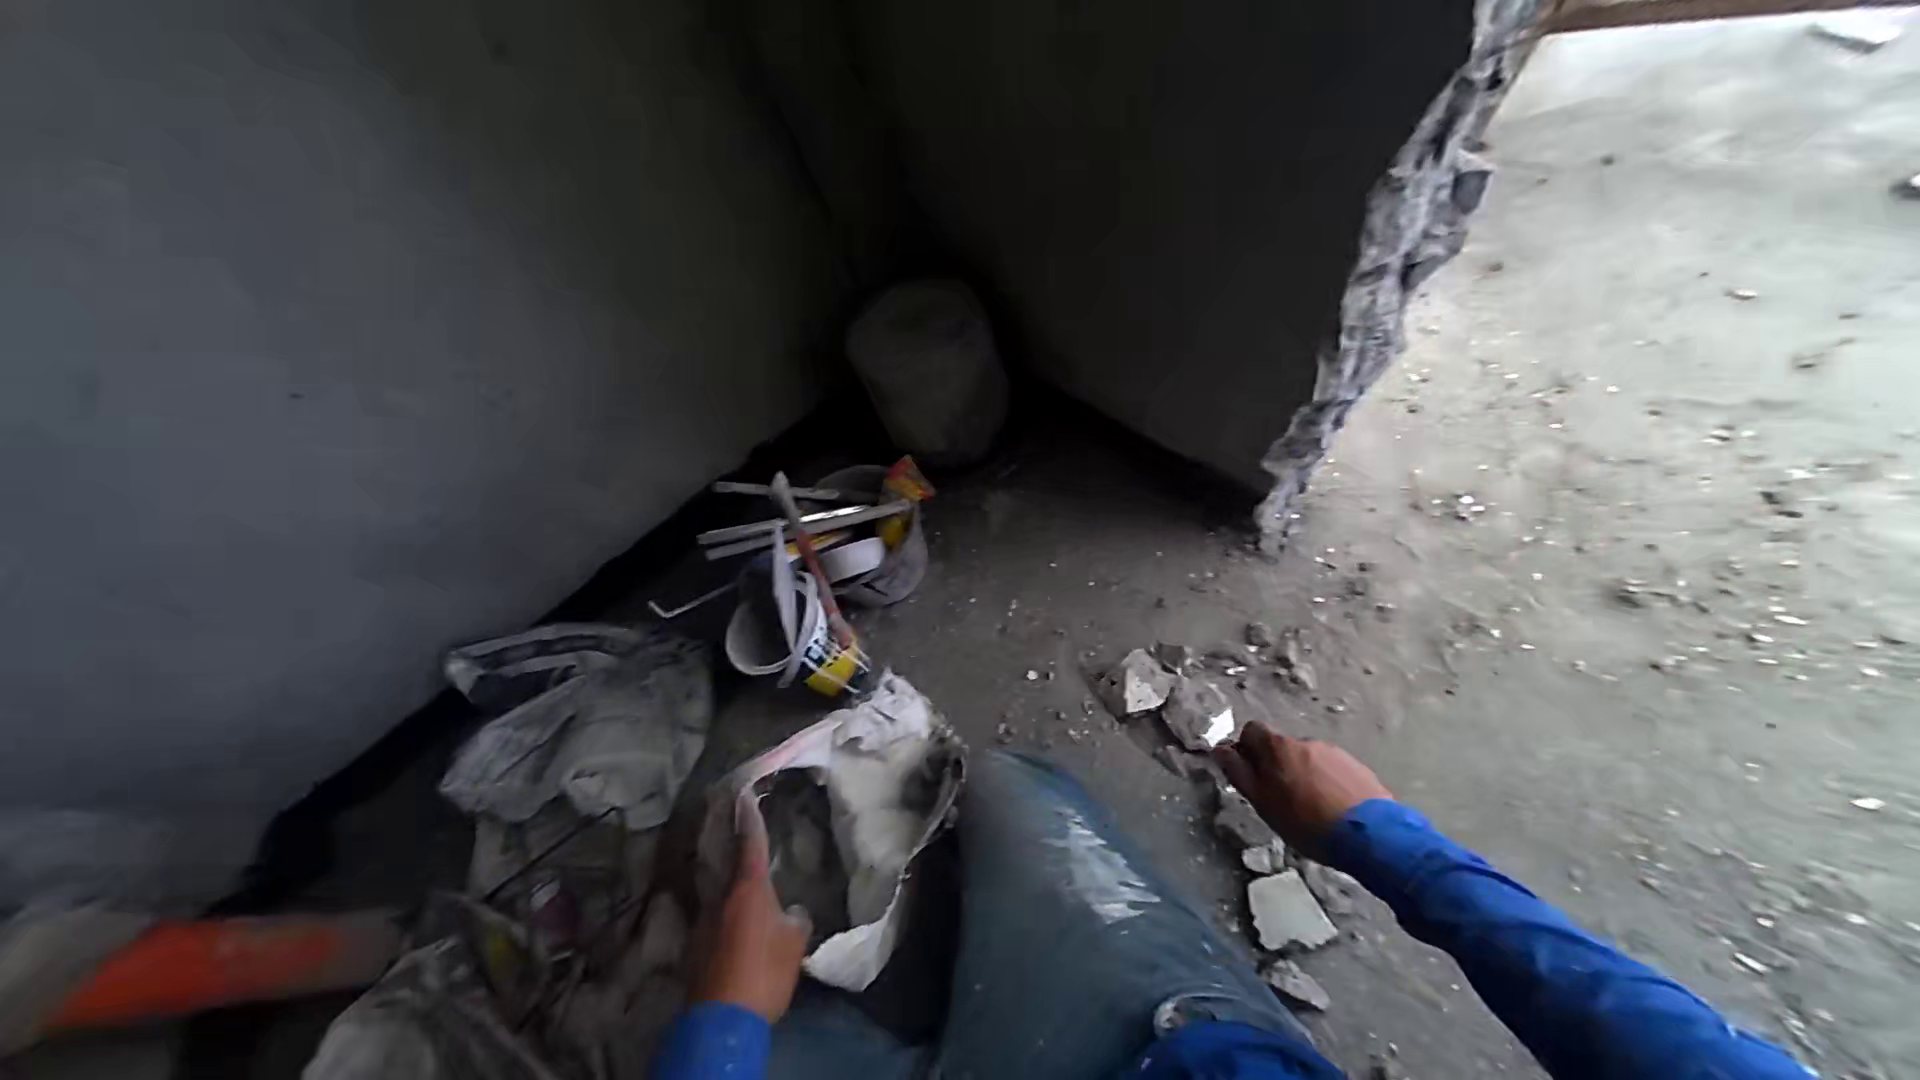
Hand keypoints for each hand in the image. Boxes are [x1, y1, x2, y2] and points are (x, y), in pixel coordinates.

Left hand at [692, 792, 811, 1021]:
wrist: (721, 1024)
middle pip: (725, 863)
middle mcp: (720, 897)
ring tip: (741, 885)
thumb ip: (795, 920)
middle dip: (732, 847)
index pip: (751, 843)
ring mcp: (702, 923)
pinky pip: (712, 920)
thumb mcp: (794, 944)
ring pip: (717, 893)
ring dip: (728, 886)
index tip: (746, 794)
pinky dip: (723, 915)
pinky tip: (732, 925)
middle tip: (736, 828)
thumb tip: (791, 913)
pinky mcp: (693, 949)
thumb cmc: (764, 972)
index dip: (750, 818)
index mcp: (748, 888)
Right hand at [1213, 722, 1392, 860]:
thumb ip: (1238, 772)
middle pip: (1281, 747)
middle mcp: (1305, 741)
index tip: (1251, 773)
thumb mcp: (1262, 802)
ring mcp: (1335, 752)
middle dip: (1277, 766)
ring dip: (1304, 774)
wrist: (1374, 836)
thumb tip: (1220, 749)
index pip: (1252, 730)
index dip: (1247, 749)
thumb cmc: (1306, 821)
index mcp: (1278, 746)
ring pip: (1308, 758)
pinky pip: (1333, 769)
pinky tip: (1334, 808)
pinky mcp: (1358, 768)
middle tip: (1281, 797)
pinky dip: (1328, 782)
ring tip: (1312, 808)